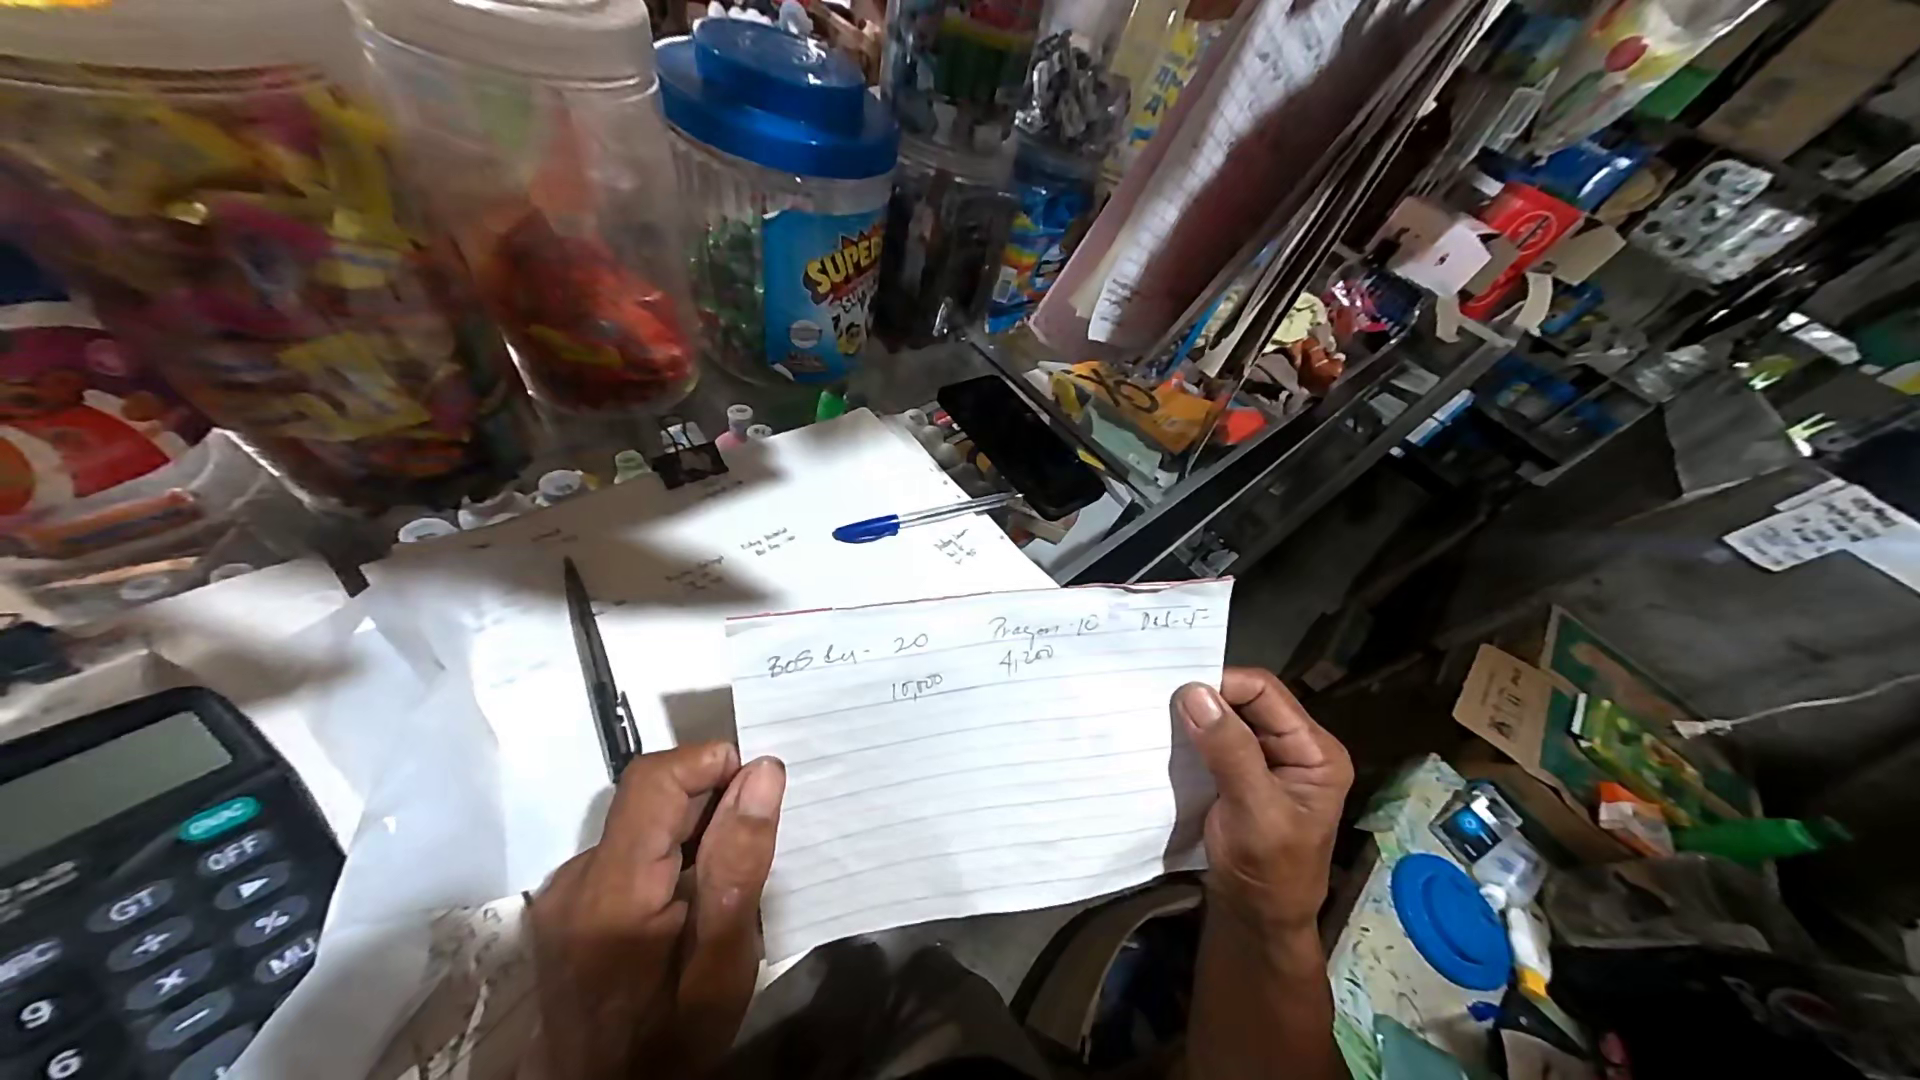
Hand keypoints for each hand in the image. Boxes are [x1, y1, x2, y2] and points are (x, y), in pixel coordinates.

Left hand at [529, 742, 786, 1079]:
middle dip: (710, 797)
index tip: (757, 787)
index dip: (710, 763)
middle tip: (750, 842)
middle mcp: (576, 879)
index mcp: (613, 895)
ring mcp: (565, 889)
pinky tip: (690, 891)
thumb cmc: (670, 1042)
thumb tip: (763, 773)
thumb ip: (739, 863)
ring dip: (693, 824)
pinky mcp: (567, 898)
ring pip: (642, 816)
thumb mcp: (724, 963)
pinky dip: (670, 847)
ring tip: (723, 875)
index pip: (654, 780)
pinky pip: (629, 843)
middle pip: (648, 794)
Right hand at [1174, 668, 1351, 932]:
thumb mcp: (1254, 812)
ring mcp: (1264, 759)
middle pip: (1244, 699)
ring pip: (1224, 717)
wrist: (1254, 920)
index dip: (1222, 685)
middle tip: (1159, 701)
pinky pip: (1211, 738)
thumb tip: (1193, 692)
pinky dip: (1189, 735)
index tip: (1176, 694)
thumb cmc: (1267, 872)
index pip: (1264, 692)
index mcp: (1314, 751)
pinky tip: (1165, 739)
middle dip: (1205, 699)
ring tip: (1157, 717)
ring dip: (1193, 717)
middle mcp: (1293, 746)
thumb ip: (1230, 752)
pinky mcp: (1237, 771)